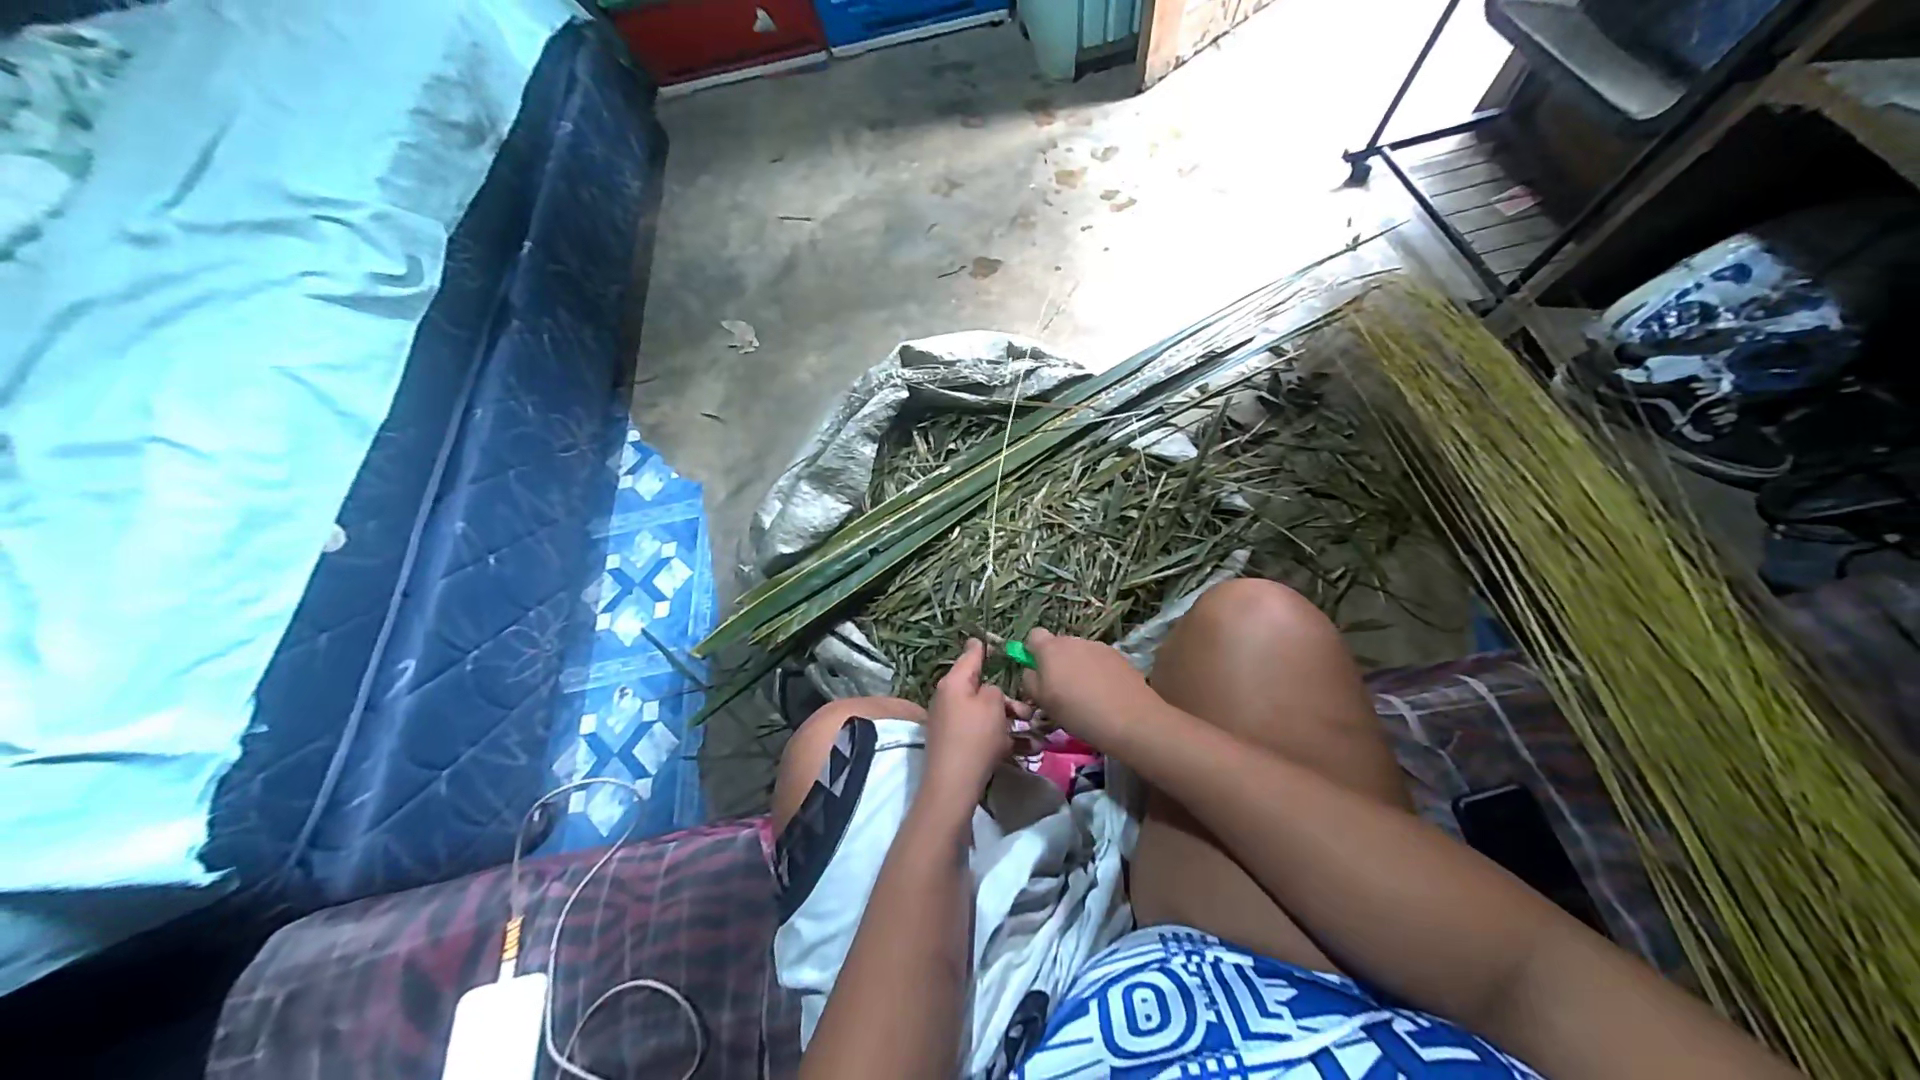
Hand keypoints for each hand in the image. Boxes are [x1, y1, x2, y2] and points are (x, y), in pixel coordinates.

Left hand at [924, 639, 1025, 796]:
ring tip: (1036, 734)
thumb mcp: (992, 704)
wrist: (954, 784)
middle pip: (983, 689)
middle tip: (1029, 710)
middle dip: (1008, 699)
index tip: (990, 639)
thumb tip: (989, 692)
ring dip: (1011, 721)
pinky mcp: (959, 744)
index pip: (970, 656)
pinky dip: (1004, 739)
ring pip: (987, 714)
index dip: (983, 647)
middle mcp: (949, 699)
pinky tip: (1028, 749)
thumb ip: (995, 689)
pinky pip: (985, 734)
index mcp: (953, 683)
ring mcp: (952, 723)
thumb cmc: (975, 737)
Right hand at [1019, 628, 1158, 750]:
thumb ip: (1030, 681)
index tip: (1038, 672)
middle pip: (1059, 646)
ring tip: (1087, 695)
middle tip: (1062, 690)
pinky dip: (1098, 673)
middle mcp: (1074, 641)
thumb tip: (1032, 671)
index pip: (1034, 635)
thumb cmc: (1077, 711)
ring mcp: (1099, 647)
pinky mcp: (1119, 656)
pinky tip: (1105, 695)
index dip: (1033, 651)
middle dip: (1057, 663)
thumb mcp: (1042, 701)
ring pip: (1081, 654)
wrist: (1129, 719)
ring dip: (1079, 668)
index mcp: (1050, 648)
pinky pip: (1100, 661)